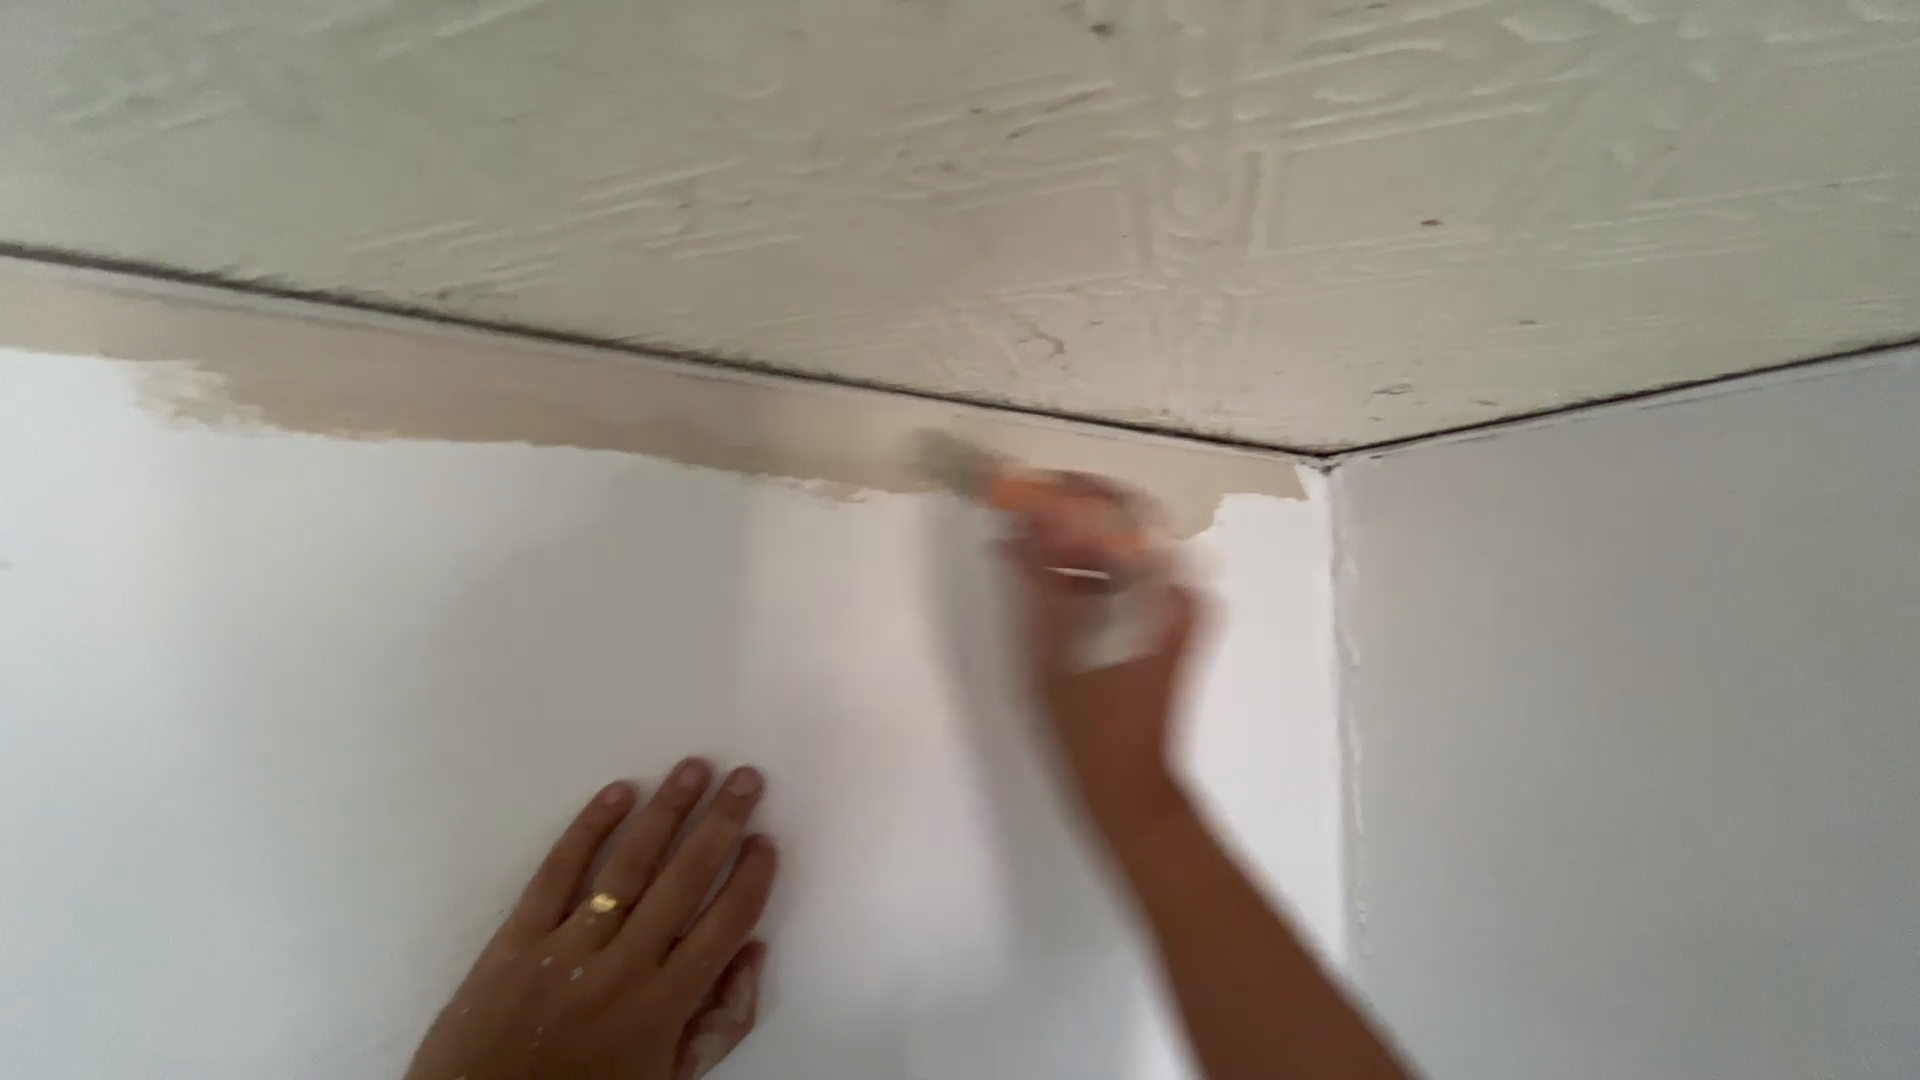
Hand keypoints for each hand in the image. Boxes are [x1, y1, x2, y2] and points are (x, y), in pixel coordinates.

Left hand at [404, 760, 776, 1079]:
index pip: (726, 922)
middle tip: (747, 776)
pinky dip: (588, 829)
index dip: (752, 877)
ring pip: (630, 864)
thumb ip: (721, 1023)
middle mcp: (625, 965)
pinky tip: (618, 792)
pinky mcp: (517, 939)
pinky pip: (557, 873)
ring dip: (668, 810)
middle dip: (723, 821)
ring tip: (695, 767)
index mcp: (666, 1003)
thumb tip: (754, 951)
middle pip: (687, 877)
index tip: (765, 840)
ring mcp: (569, 947)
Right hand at [1002, 515, 1203, 832]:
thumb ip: (1038, 570)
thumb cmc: (1082, 718)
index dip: (1065, 489)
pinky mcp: (1173, 625)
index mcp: (1153, 585)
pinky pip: (1133, 579)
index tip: (1023, 487)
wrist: (1128, 783)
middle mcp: (1178, 585)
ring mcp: (1180, 607)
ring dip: (1080, 541)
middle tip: (1023, 513)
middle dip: (1071, 510)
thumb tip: (1021, 517)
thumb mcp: (1048, 639)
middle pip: (1125, 522)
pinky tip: (1052, 580)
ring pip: (1128, 550)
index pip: (1114, 506)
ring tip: (1027, 547)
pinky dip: (1095, 572)